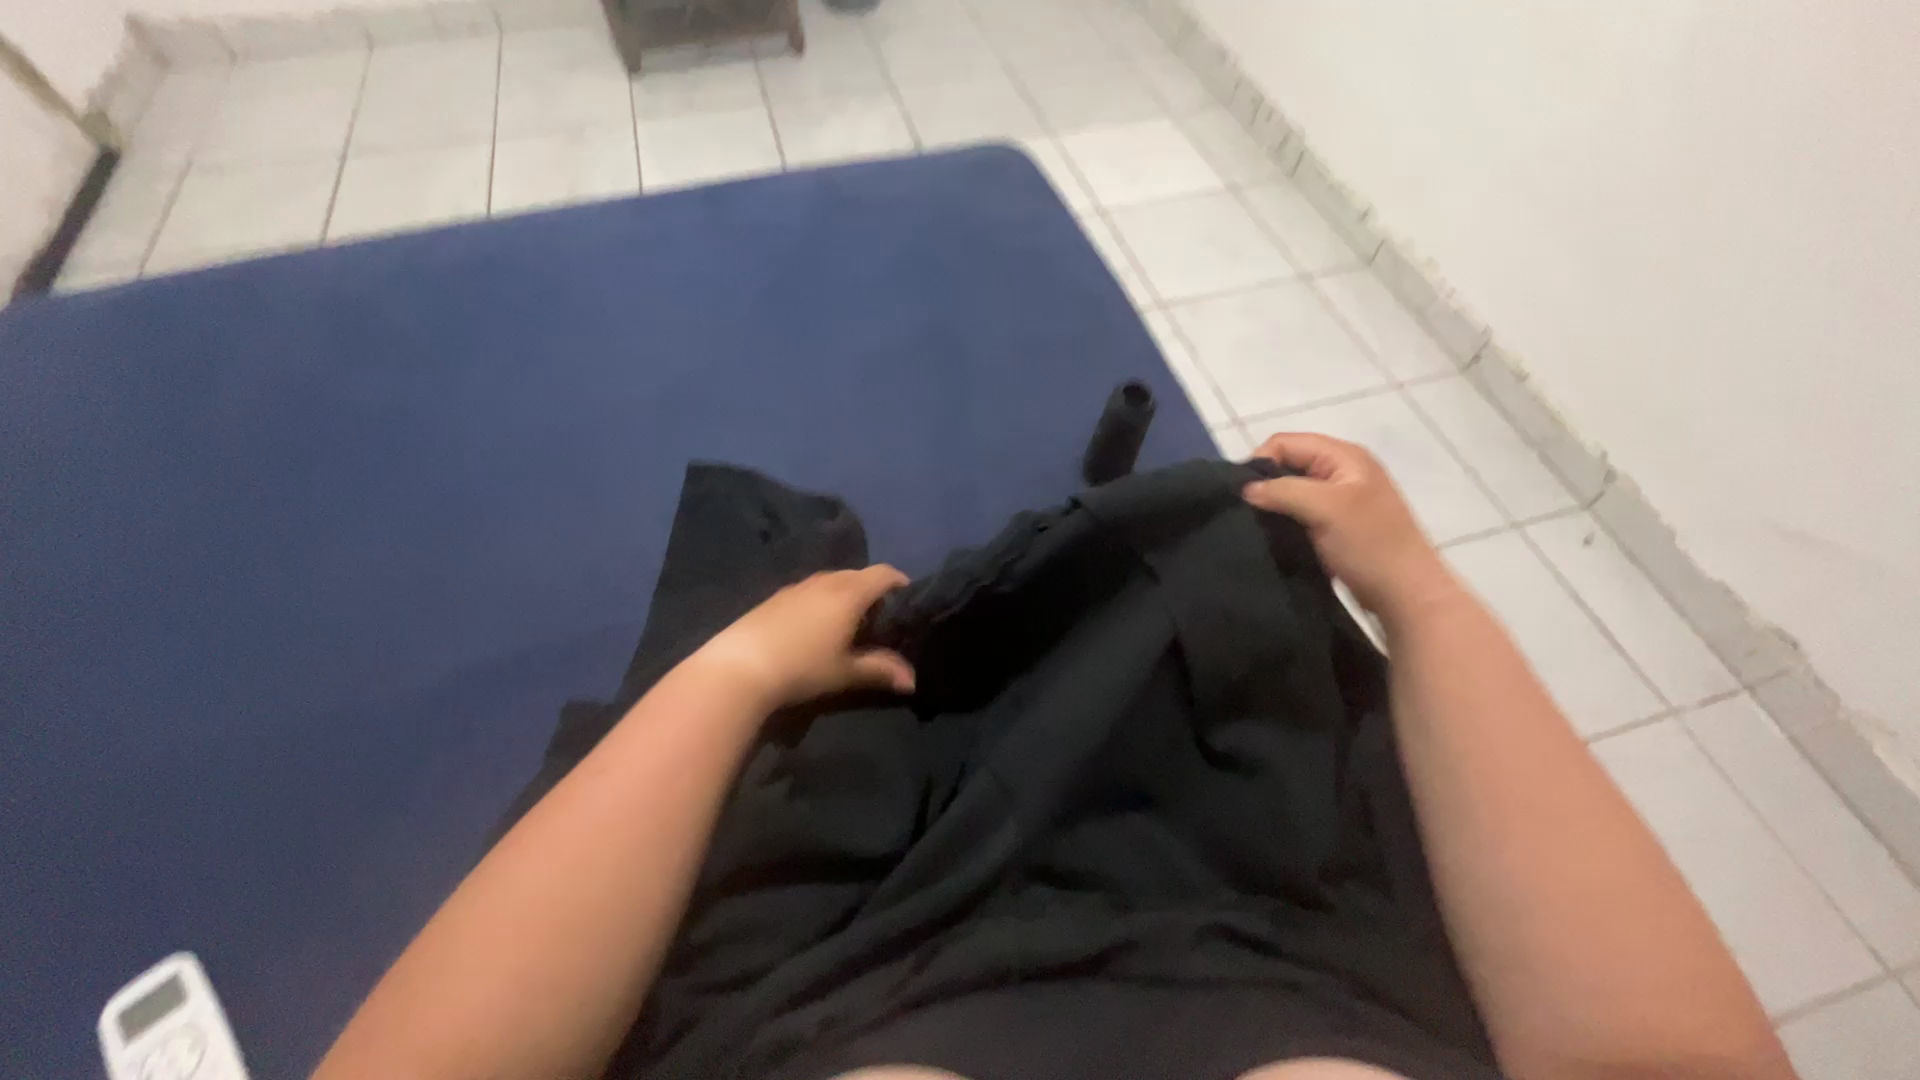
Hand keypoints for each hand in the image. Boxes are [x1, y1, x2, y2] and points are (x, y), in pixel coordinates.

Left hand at [694, 565, 916, 707]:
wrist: (740, 666)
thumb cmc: (803, 667)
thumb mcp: (846, 672)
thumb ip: (881, 670)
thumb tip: (912, 681)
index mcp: (849, 592)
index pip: (884, 574)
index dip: (900, 583)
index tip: (908, 602)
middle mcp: (825, 581)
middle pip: (858, 575)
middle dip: (873, 591)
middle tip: (881, 618)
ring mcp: (797, 587)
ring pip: (832, 581)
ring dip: (846, 595)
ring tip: (849, 624)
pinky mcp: (775, 597)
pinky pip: (810, 590)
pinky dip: (822, 601)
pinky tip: (815, 628)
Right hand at [1241, 433, 1461, 619]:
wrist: (1405, 593)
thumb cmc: (1369, 544)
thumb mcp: (1324, 508)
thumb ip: (1282, 490)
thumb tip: (1245, 489)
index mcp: (1344, 455)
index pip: (1284, 442)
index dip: (1260, 462)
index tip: (1245, 496)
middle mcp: (1342, 470)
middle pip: (1287, 463)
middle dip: (1265, 484)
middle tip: (1250, 512)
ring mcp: (1340, 498)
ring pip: (1292, 489)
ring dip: (1274, 505)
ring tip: (1260, 526)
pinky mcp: (1336, 523)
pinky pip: (1300, 511)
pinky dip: (1285, 520)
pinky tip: (1277, 536)